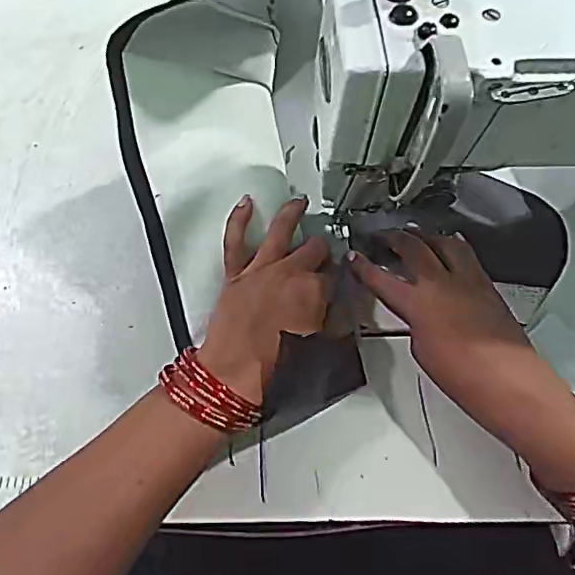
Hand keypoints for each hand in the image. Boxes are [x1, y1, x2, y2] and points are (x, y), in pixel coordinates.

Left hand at [197, 196, 329, 405]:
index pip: (334, 277)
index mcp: (314, 291)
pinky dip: (239, 220)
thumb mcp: (317, 347)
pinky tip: (246, 204)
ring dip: (291, 214)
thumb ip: (329, 323)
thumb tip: (335, 315)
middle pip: (313, 250)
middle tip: (324, 250)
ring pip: (280, 232)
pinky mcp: (236, 273)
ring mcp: (261, 269)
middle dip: (322, 249)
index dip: (337, 279)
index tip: (339, 282)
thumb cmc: (274, 365)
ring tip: (299, 203)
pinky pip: (236, 240)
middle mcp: (289, 274)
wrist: (235, 371)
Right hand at [349, 231, 574, 470]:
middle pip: (412, 247)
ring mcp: (469, 282)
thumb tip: (417, 314)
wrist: (509, 383)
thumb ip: (414, 323)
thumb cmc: (468, 377)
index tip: (355, 257)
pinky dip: (454, 245)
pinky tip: (451, 247)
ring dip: (425, 235)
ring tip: (416, 233)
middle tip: (383, 236)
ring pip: (444, 242)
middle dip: (394, 238)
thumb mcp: (422, 351)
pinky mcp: (489, 287)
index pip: (381, 278)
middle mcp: (442, 285)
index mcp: (418, 304)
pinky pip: (468, 255)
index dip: (363, 266)